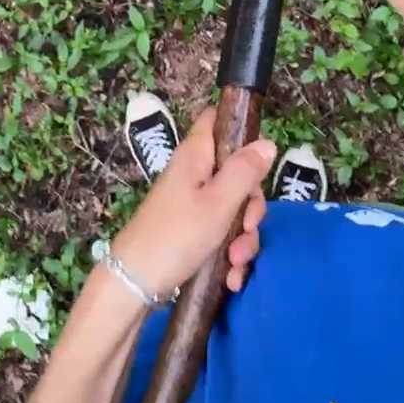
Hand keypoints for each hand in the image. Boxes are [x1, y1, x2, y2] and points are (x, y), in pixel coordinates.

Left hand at [109, 107, 274, 297]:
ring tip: (236, 262)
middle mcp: (195, 173)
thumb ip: (245, 171)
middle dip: (250, 206)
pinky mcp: (193, 230)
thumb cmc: (177, 234)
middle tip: (246, 226)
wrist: (135, 283)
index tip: (260, 157)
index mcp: (196, 155)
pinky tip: (231, 277)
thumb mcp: (219, 202)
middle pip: (237, 172)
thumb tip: (268, 143)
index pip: (217, 119)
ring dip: (242, 238)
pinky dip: (230, 254)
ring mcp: (193, 203)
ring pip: (234, 208)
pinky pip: (222, 234)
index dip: (241, 128)